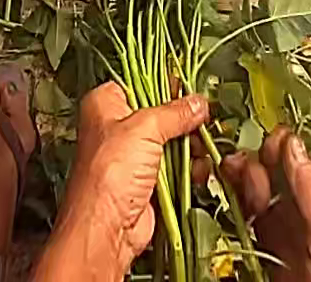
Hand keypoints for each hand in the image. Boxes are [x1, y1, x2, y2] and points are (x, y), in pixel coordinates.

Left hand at [33, 81, 208, 281]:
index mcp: (107, 102)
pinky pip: (173, 165)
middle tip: (204, 117)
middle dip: (184, 117)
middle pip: (159, 111)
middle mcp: (117, 124)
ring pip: (170, 139)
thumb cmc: (111, 171)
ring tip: (205, 145)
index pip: (141, 80)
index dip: (167, 83)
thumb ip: (175, 112)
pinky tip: (201, 167)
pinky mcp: (146, 179)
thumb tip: (199, 102)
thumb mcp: (146, 127)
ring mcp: (133, 154)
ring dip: (190, 144)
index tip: (191, 86)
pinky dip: (189, 167)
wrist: (105, 231)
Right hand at [222, 127, 310, 281]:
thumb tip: (293, 144)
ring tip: (234, 174)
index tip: (271, 140)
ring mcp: (293, 231)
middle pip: (284, 168)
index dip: (292, 142)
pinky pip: (253, 219)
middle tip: (248, 163)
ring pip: (265, 189)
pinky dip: (238, 203)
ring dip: (247, 176)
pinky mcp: (272, 252)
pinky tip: (230, 193)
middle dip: (263, 158)